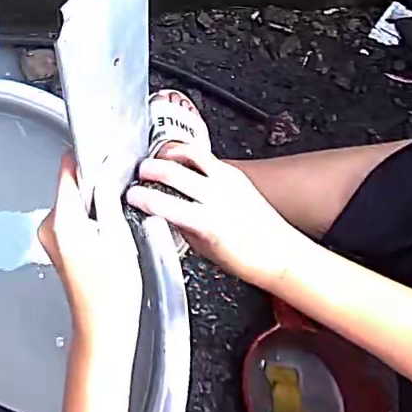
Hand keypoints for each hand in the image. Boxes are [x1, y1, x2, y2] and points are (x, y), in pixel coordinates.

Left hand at [40, 151, 142, 346]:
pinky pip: (73, 217)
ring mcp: (51, 236)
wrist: (103, 329)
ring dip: (93, 202)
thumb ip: (107, 197)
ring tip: (115, 220)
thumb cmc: (112, 293)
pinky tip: (107, 233)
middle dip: (94, 183)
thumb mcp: (118, 236)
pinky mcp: (58, 245)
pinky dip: (89, 217)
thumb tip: (106, 169)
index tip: (105, 155)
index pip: (66, 169)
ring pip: (73, 201)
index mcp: (62, 220)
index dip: (87, 158)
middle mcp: (49, 225)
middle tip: (119, 192)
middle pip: (70, 184)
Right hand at [125, 141, 310, 288]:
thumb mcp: (203, 249)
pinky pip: (204, 156)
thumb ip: (180, 225)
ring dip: (167, 154)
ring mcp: (228, 180)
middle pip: (173, 171)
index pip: (165, 204)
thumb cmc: (244, 258)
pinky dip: (186, 155)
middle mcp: (218, 196)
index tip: (131, 196)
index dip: (142, 197)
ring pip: (189, 153)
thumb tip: (159, 210)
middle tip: (138, 174)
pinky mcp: (234, 173)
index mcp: (208, 223)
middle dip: (149, 170)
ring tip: (155, 160)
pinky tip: (178, 160)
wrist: (281, 253)